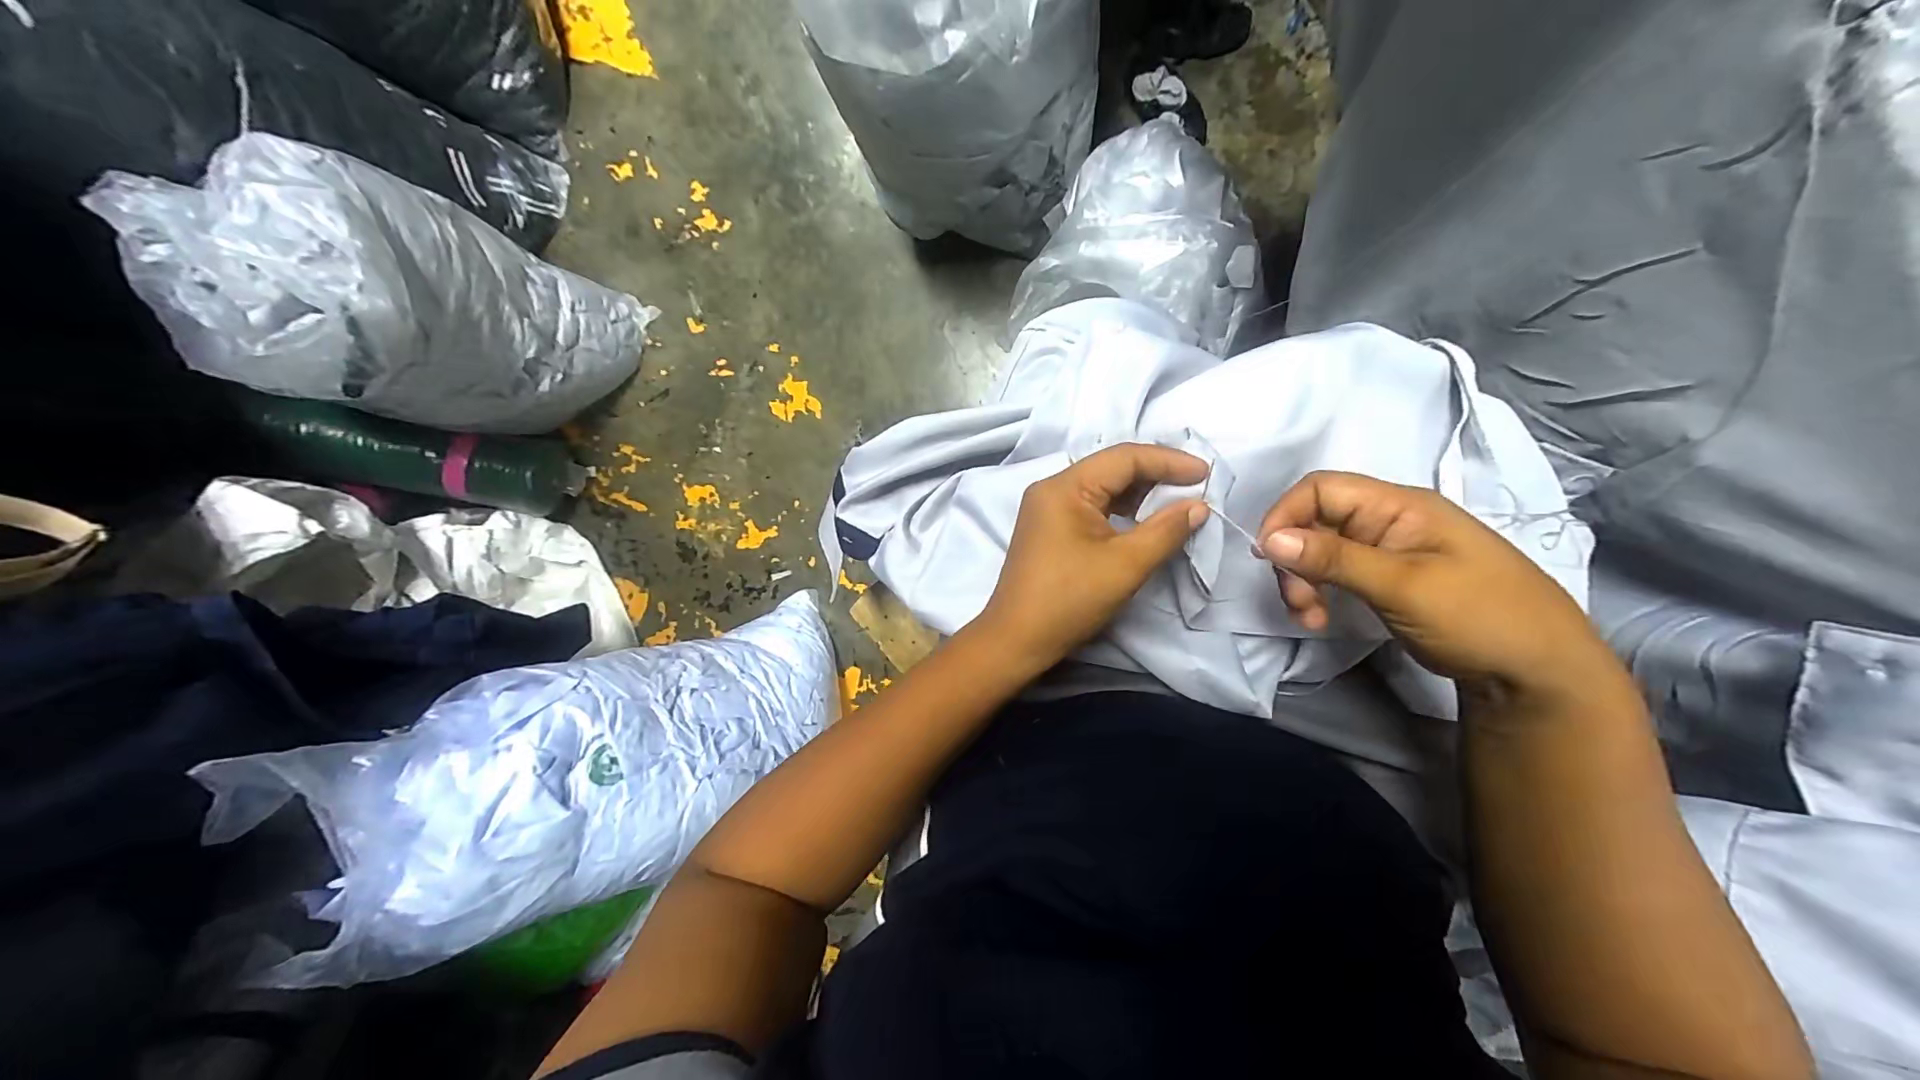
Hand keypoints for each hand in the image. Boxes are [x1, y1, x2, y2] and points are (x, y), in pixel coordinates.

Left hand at [974, 444, 1209, 668]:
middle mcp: (1052, 489)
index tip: (1206, 474)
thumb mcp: (1125, 565)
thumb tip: (1198, 506)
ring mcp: (1047, 509)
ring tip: (1178, 502)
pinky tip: (1145, 520)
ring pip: (1102, 487)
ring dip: (1140, 493)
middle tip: (1197, 488)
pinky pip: (1092, 507)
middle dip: (1156, 475)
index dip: (1169, 461)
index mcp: (1064, 487)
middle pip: (1112, 468)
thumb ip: (1166, 530)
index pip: (1124, 458)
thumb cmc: (1069, 600)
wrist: (1017, 640)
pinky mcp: (1049, 529)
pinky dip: (1122, 510)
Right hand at [1256, 471, 1617, 699]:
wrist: (1540, 672)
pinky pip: (1336, 575)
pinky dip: (1320, 594)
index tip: (1269, 557)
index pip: (1320, 489)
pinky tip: (1322, 619)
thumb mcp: (1402, 585)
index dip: (1285, 515)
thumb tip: (1269, 539)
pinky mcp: (1386, 580)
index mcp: (1399, 506)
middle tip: (1297, 602)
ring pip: (1320, 551)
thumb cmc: (1480, 615)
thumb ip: (1334, 559)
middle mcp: (1388, 521)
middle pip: (1314, 521)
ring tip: (1311, 618)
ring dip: (1303, 581)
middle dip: (1294, 559)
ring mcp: (1387, 552)